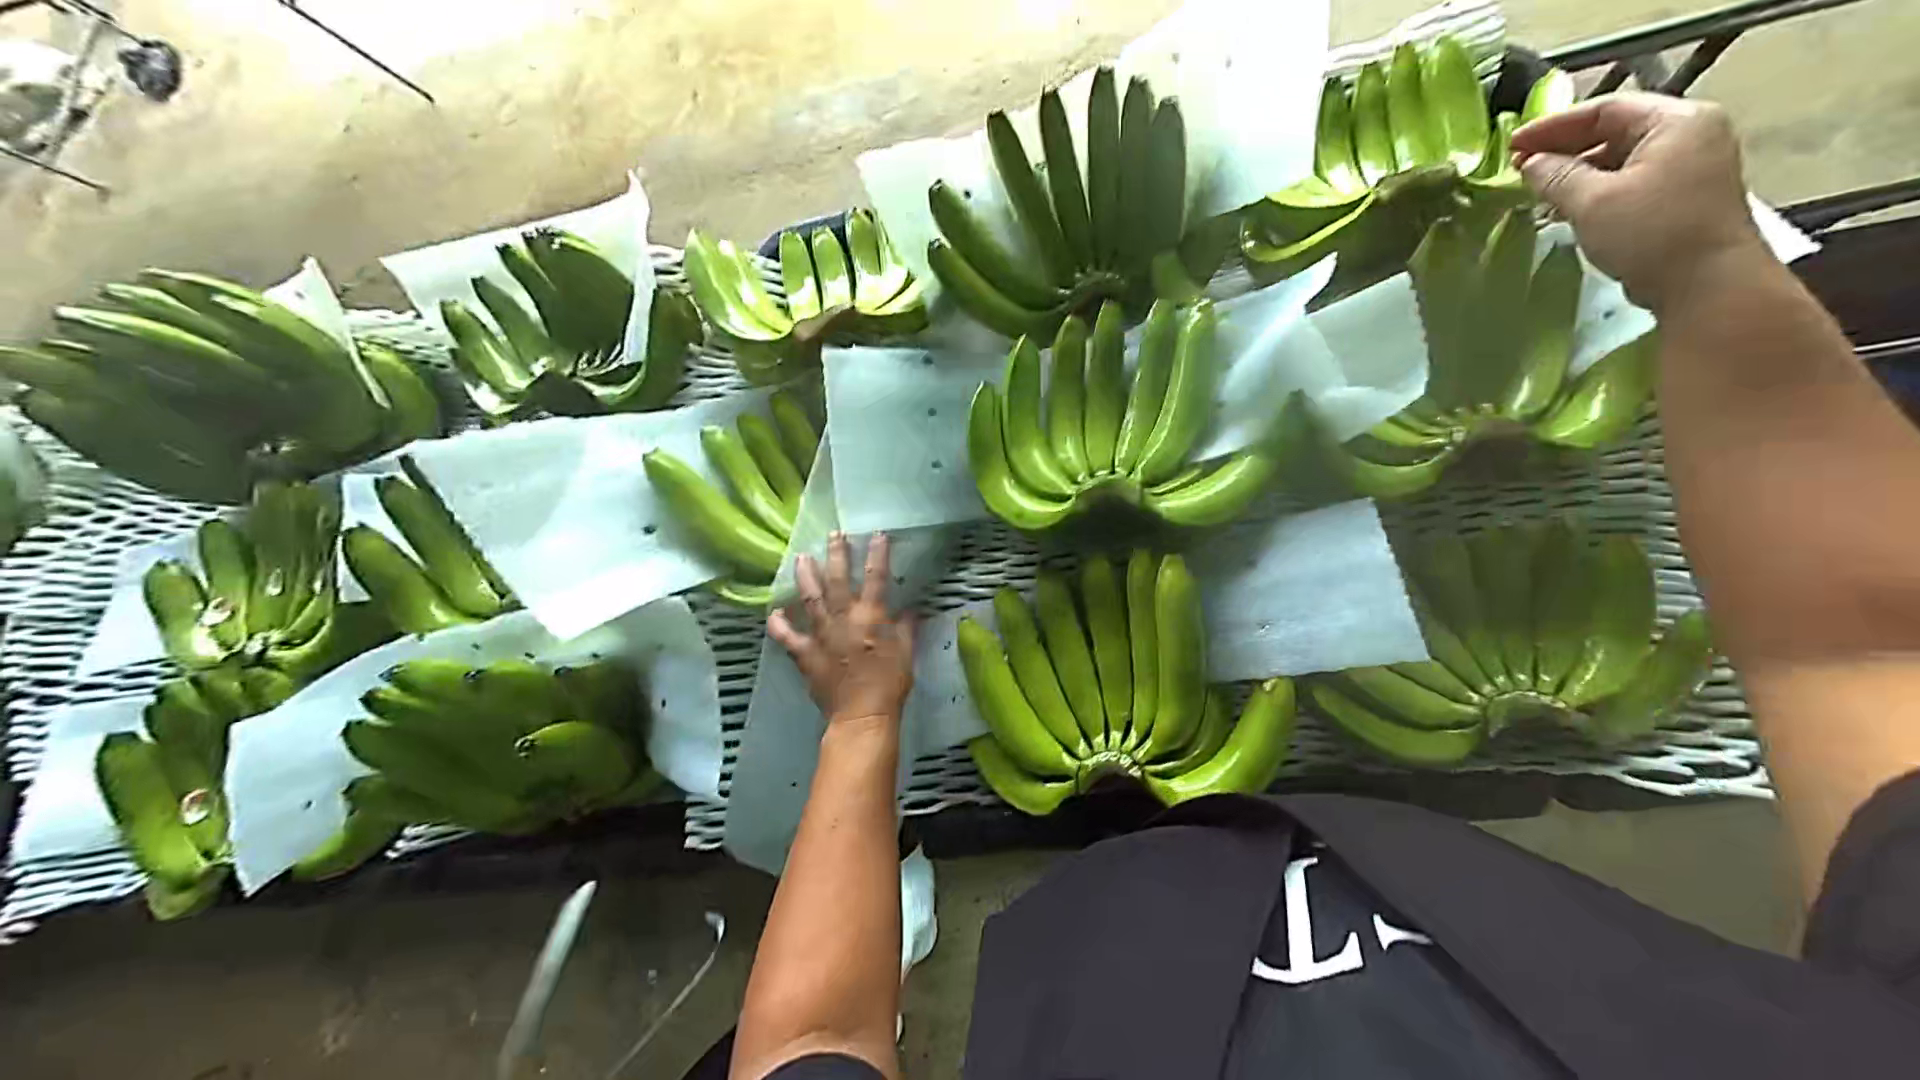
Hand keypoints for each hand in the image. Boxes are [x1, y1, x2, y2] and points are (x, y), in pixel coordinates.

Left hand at [769, 531, 917, 726]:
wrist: (862, 715)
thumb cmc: (889, 684)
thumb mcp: (906, 653)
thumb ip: (906, 628)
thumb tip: (910, 609)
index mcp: (871, 616)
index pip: (876, 577)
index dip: (878, 554)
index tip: (878, 534)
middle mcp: (843, 618)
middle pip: (838, 580)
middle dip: (836, 555)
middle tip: (833, 534)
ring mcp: (821, 635)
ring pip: (810, 598)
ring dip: (805, 576)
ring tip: (801, 558)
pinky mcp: (805, 654)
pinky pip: (787, 636)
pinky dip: (779, 624)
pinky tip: (774, 612)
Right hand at [1511, 92, 1768, 313]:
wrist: (1704, 280)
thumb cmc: (1650, 232)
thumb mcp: (1592, 201)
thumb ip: (1556, 177)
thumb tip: (1529, 163)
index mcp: (1676, 121)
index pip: (1606, 108)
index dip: (1553, 124)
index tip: (1511, 144)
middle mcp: (1689, 133)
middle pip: (1615, 129)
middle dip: (1562, 147)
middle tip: (1517, 166)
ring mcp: (1688, 163)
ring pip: (1619, 155)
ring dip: (1575, 169)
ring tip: (1535, 187)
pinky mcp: (1679, 192)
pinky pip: (1627, 177)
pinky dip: (1593, 185)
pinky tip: (1565, 203)